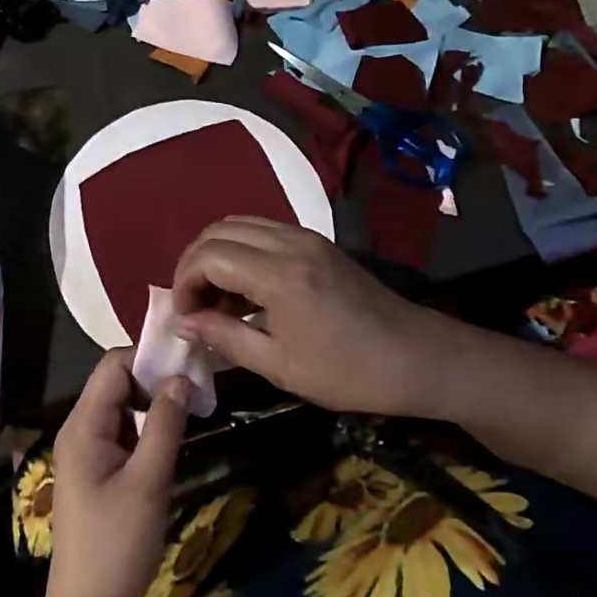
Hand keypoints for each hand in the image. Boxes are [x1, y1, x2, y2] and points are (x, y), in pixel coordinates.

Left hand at [29, 350, 188, 596]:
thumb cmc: (116, 546)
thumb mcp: (148, 481)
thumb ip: (166, 424)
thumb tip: (182, 376)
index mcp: (83, 426)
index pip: (113, 366)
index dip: (148, 357)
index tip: (189, 362)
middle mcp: (81, 431)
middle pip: (118, 382)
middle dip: (156, 377)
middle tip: (199, 383)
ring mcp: (90, 452)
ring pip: (125, 406)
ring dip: (157, 402)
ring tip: (194, 404)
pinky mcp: (101, 471)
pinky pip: (127, 431)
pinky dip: (151, 425)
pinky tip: (177, 433)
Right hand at [171, 218, 454, 417]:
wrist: (414, 356)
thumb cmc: (346, 371)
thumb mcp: (278, 364)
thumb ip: (224, 337)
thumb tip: (183, 322)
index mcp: (279, 273)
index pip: (210, 254)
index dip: (184, 281)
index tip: (183, 317)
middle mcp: (291, 242)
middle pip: (221, 230)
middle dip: (195, 263)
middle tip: (193, 306)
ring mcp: (308, 238)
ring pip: (243, 225)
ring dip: (219, 255)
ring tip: (217, 302)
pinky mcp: (319, 244)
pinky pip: (266, 233)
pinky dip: (244, 252)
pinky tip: (246, 292)